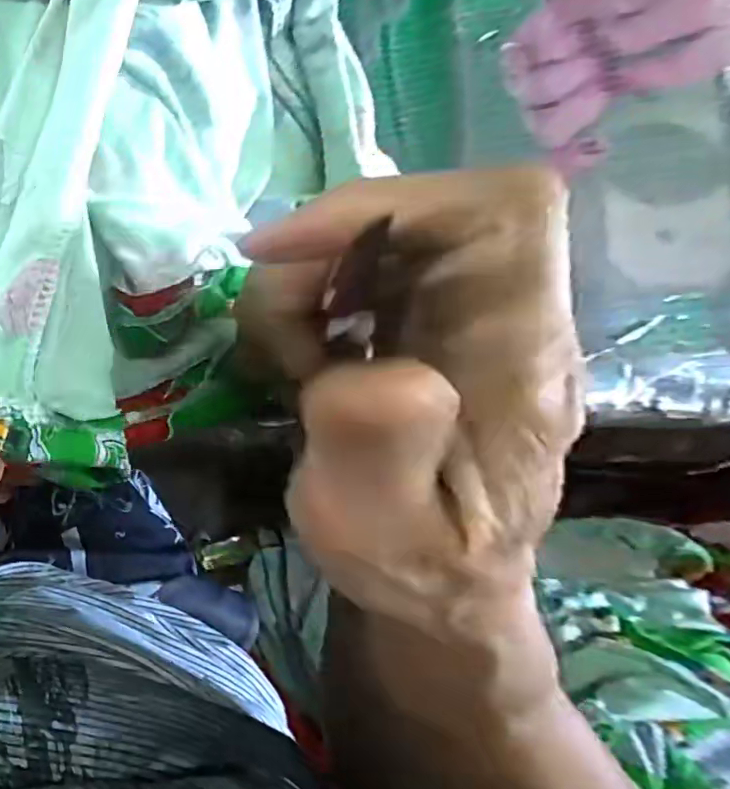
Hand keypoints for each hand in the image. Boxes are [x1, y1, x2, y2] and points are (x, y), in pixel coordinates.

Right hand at [235, 167, 583, 641]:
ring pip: (371, 244)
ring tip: (288, 368)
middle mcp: (500, 320)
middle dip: (314, 263)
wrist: (432, 583)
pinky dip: (301, 304)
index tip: (277, 252)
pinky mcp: (418, 332)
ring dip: (300, 291)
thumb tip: (368, 365)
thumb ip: (376, 441)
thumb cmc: (407, 557)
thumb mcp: (378, 522)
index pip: (494, 213)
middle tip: (279, 346)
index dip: (380, 205)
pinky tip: (295, 364)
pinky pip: (352, 277)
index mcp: (511, 355)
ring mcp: (458, 323)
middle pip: (416, 217)